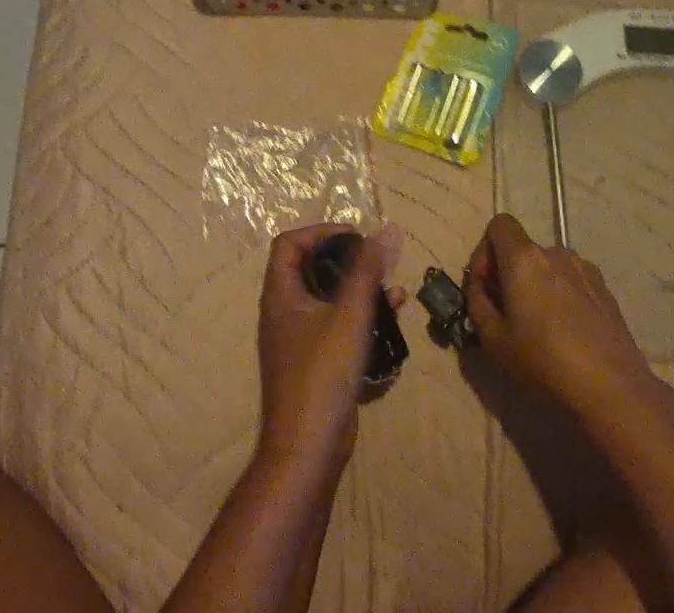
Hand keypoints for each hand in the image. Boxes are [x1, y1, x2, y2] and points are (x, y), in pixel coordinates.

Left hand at [257, 224, 403, 475]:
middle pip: (309, 267)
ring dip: (358, 286)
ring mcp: (297, 338)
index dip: (320, 232)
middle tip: (378, 259)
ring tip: (393, 285)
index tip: (356, 236)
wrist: (308, 444)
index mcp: (280, 295)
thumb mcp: (349, 315)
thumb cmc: (323, 372)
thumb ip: (367, 270)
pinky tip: (391, 315)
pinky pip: (336, 323)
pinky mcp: (314, 360)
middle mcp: (283, 311)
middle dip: (346, 258)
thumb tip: (386, 230)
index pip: (289, 244)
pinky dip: (359, 314)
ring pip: (327, 297)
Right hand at [464, 214, 655, 419]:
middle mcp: (556, 253)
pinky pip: (571, 279)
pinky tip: (566, 329)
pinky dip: (560, 293)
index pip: (500, 224)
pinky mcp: (604, 288)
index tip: (487, 286)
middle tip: (507, 313)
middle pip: (523, 249)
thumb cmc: (544, 360)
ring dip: (536, 284)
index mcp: (524, 259)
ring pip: (548, 266)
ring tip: (539, 324)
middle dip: (509, 273)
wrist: (610, 385)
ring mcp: (584, 269)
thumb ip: (477, 303)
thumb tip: (479, 286)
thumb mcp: (493, 339)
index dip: (486, 250)